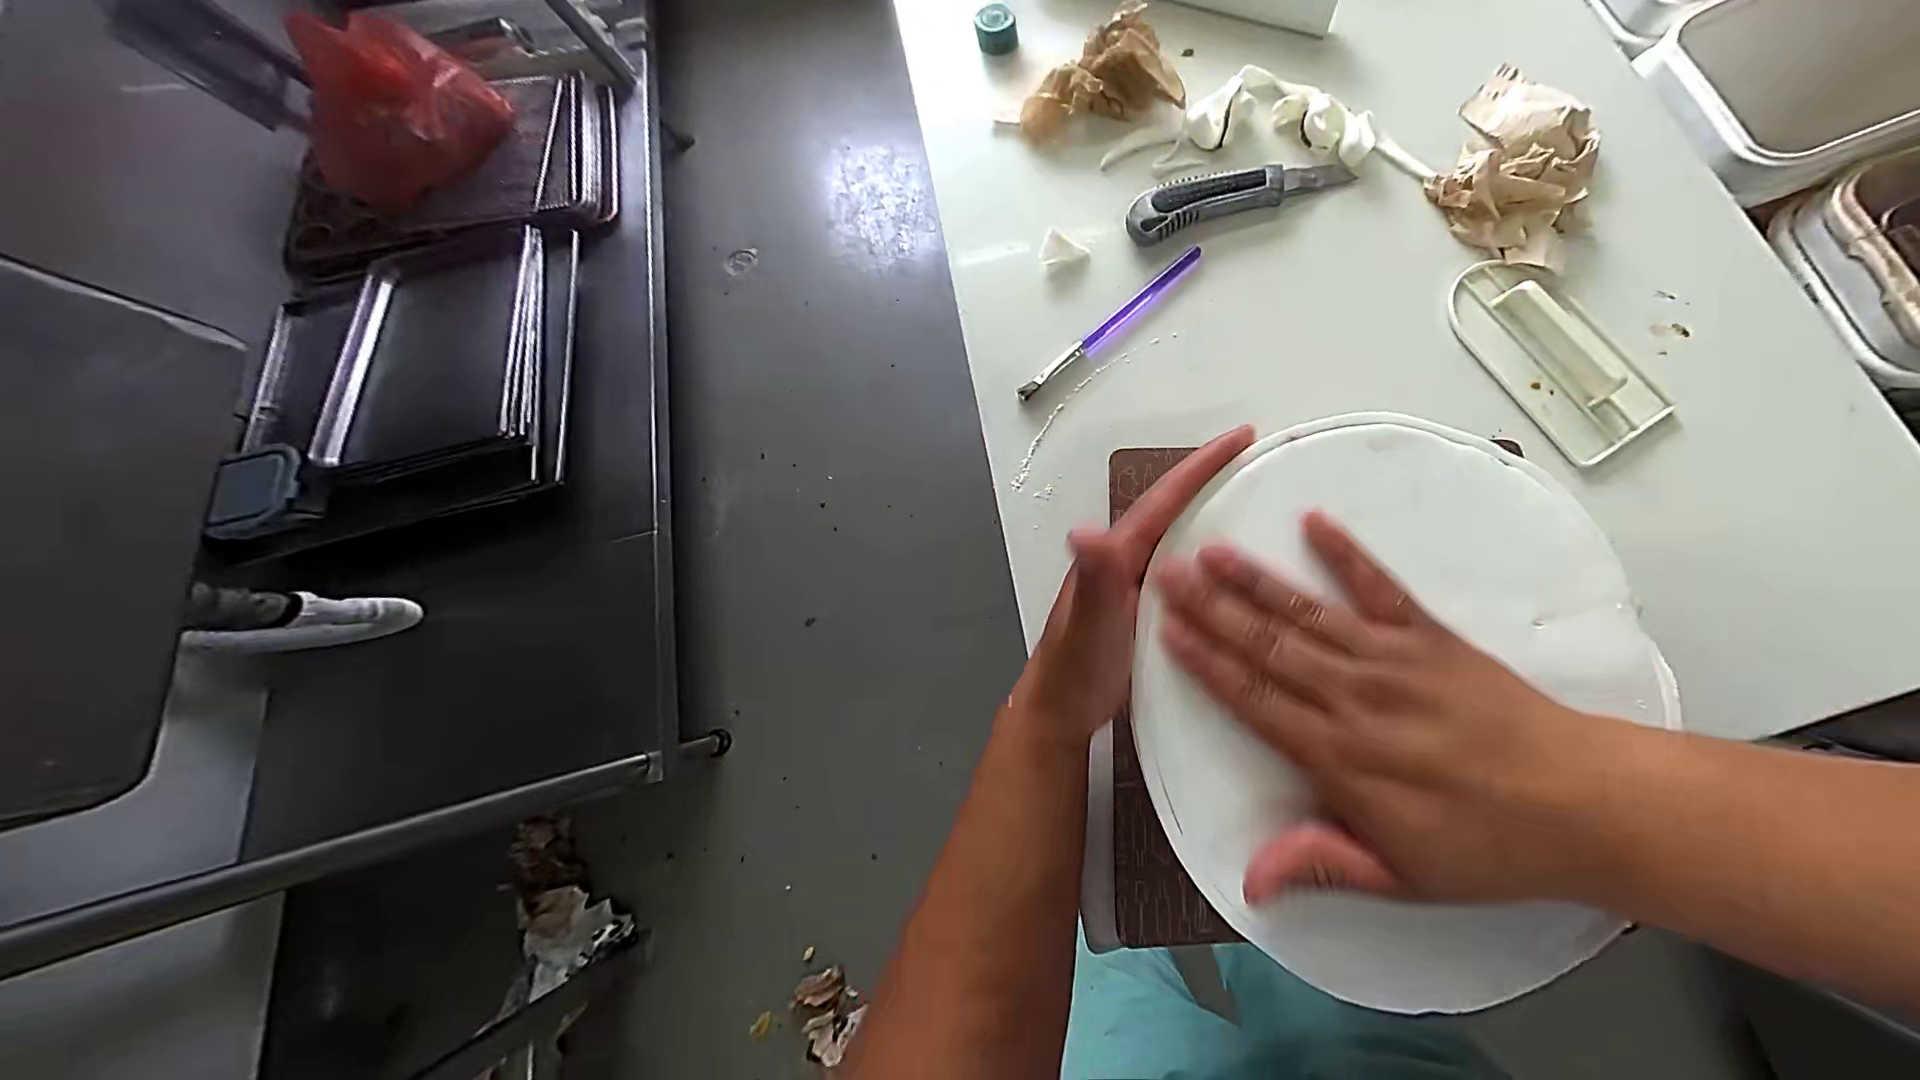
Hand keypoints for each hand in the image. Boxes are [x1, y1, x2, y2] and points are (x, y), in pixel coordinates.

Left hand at [1008, 426, 1255, 745]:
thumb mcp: (1090, 623)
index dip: (1200, 468)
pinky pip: (1179, 571)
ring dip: (1209, 516)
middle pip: (1171, 510)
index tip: (1240, 439)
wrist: (1060, 710)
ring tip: (1251, 503)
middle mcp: (1121, 562)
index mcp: (1115, 555)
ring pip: (1176, 539)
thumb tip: (1086, 532)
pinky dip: (1203, 558)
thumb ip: (1094, 579)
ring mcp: (1130, 585)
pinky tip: (1226, 569)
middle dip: (1211, 481)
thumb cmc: (1074, 668)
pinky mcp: (1140, 608)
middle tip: (1256, 464)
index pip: (1162, 500)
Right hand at [1154, 511, 1642, 904]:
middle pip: (1266, 646)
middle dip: (1210, 608)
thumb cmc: (1486, 846)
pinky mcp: (1431, 637)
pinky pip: (1381, 588)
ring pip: (1306, 614)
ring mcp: (1392, 660)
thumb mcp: (1402, 878)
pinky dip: (1347, 555)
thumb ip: (1321, 865)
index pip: (1252, 696)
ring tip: (1212, 551)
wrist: (1592, 806)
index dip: (1205, 662)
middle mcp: (1354, 697)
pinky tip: (1315, 522)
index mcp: (1338, 754)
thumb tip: (1250, 883)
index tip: (1166, 630)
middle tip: (1167, 573)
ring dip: (1254, 581)